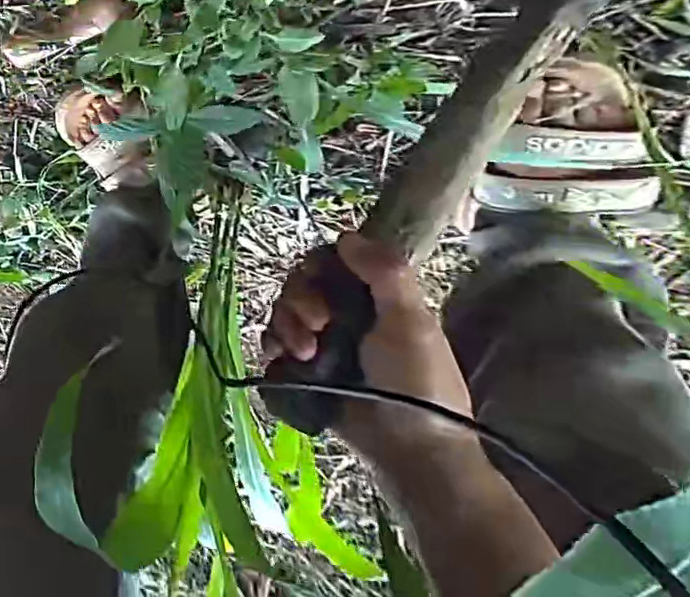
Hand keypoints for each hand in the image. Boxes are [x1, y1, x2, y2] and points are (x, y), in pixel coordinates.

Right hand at [261, 232, 477, 464]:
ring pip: (282, 312)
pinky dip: (272, 346)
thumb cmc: (418, 383)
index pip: (327, 263)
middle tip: (316, 326)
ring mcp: (322, 344)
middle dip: (298, 300)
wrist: (411, 452)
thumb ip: (384, 273)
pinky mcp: (304, 371)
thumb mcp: (411, 322)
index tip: (317, 280)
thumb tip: (345, 236)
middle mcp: (344, 316)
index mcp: (370, 298)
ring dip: (285, 325)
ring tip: (303, 353)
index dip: (315, 267)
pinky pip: (273, 345)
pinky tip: (281, 358)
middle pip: (299, 285)